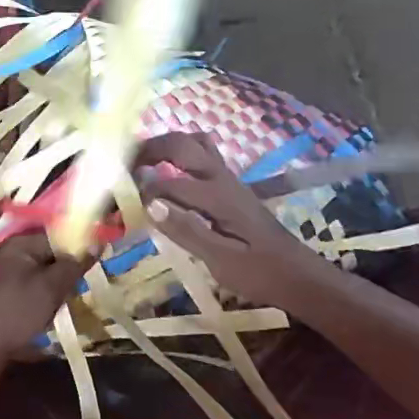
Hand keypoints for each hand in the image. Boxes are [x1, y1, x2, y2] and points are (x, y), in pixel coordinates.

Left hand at [0, 233, 93, 365]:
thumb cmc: (18, 311)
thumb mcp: (51, 287)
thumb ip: (74, 264)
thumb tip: (96, 245)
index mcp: (19, 244)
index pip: (58, 237)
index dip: (79, 248)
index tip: (99, 261)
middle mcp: (12, 253)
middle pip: (51, 254)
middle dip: (70, 267)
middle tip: (88, 281)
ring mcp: (8, 273)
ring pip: (45, 272)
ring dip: (60, 283)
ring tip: (74, 295)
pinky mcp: (8, 292)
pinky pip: (36, 285)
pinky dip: (48, 293)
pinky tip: (57, 306)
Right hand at [136, 132, 324, 308]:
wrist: (299, 275)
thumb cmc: (260, 273)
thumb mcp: (221, 260)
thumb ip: (186, 230)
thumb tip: (149, 205)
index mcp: (217, 196)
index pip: (167, 182)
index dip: (140, 191)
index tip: (119, 206)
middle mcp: (222, 178)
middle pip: (181, 144)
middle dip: (148, 149)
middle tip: (122, 167)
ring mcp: (228, 179)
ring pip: (194, 142)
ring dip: (165, 146)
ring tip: (141, 164)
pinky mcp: (230, 186)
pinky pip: (202, 155)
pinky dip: (179, 156)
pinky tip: (167, 174)